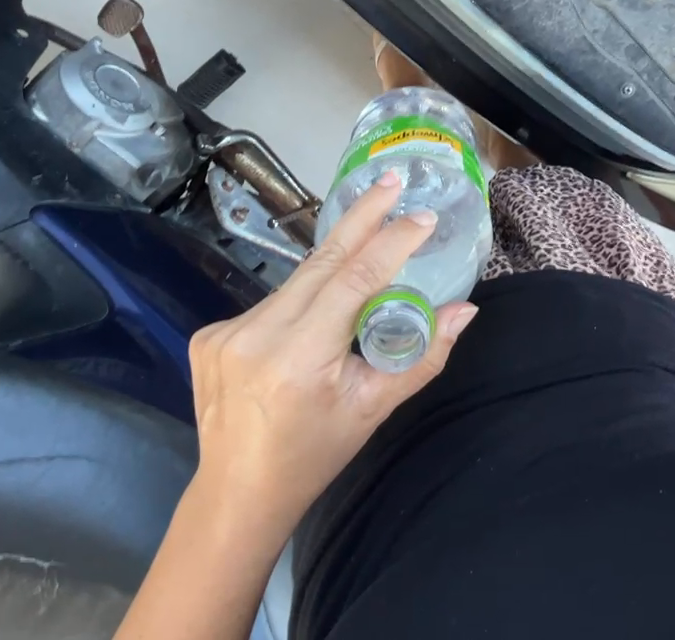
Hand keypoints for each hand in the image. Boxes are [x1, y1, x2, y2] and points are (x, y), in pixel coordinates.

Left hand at [185, 171, 477, 524]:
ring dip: (336, 265)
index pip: (354, 281)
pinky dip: (304, 299)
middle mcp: (255, 336)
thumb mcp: (375, 409)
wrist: (236, 493)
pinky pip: (274, 300)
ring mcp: (225, 331)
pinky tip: (313, 322)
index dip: (391, 243)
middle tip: (391, 180)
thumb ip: (423, 356)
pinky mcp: (210, 333)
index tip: (422, 216)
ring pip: (299, 281)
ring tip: (367, 253)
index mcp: (298, 359)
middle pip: (322, 262)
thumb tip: (464, 310)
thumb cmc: (315, 454)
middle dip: (362, 218)